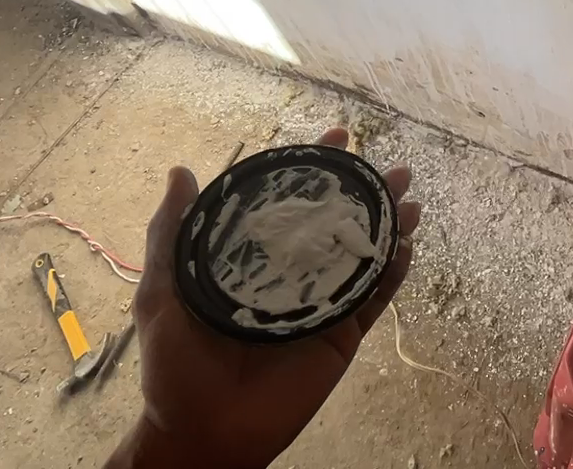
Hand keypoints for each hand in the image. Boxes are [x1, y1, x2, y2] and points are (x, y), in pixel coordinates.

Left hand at [108, 128, 420, 468]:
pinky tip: (406, 247)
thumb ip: (170, 235)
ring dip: (392, 225)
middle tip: (394, 169)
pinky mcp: (343, 334)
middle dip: (370, 192)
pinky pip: (374, 299)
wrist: (202, 435)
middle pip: (340, 222)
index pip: (293, 201)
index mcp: (259, 255)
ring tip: (411, 201)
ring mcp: (324, 301)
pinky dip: (394, 272)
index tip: (338, 136)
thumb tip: (180, 171)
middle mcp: (297, 270)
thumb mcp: (162, 294)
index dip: (316, 167)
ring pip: (366, 254)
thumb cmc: (176, 366)